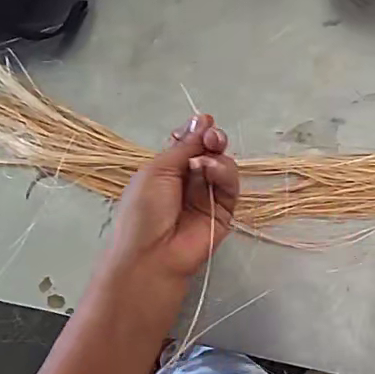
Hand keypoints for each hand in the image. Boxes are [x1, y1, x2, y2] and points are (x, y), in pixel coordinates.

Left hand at [102, 114, 239, 283]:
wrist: (152, 254)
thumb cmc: (144, 210)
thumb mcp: (157, 170)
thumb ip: (183, 146)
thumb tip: (201, 118)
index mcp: (165, 170)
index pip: (187, 145)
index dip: (195, 132)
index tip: (203, 121)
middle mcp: (187, 181)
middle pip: (208, 152)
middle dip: (211, 140)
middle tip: (212, 136)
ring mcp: (206, 196)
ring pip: (222, 166)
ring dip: (216, 157)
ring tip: (204, 162)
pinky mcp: (224, 211)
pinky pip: (230, 186)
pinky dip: (223, 173)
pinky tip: (210, 171)